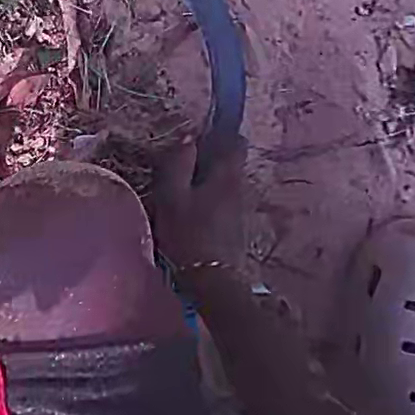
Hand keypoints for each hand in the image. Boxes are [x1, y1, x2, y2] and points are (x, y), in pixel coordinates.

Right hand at [148, 137, 246, 271]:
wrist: (212, 281)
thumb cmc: (188, 233)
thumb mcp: (172, 195)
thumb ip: (178, 164)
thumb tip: (188, 137)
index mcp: (227, 175)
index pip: (235, 142)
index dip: (219, 134)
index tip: (198, 138)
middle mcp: (240, 187)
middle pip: (228, 163)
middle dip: (208, 160)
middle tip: (180, 167)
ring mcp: (241, 209)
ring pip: (224, 184)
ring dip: (206, 183)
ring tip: (180, 192)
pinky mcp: (237, 227)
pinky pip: (222, 202)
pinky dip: (208, 201)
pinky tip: (190, 213)